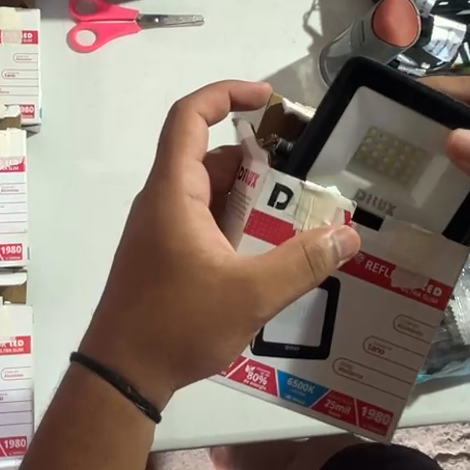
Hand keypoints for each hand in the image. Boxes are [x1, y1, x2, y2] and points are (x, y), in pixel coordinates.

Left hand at [80, 80, 361, 409]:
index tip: (268, 98)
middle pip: (209, 158)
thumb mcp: (249, 294)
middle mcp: (163, 201)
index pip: (189, 117)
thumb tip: (349, 235)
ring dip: (249, 197)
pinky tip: (270, 250)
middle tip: (305, 173)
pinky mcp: (165, 255)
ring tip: (300, 214)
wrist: (120, 374)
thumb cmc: (175, 323)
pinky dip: (236, 223)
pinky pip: (204, 222)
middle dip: (257, 159)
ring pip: (209, 193)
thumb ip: (302, 263)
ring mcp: (161, 229)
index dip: (226, 94)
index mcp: (173, 192)